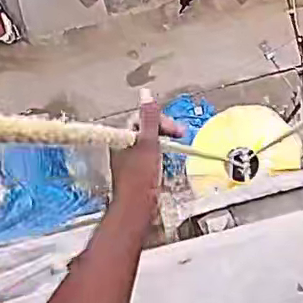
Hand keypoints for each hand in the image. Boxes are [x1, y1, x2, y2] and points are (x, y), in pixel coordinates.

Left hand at [109, 89, 186, 204]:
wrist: (137, 208)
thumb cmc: (140, 178)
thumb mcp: (148, 143)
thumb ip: (149, 118)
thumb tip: (146, 94)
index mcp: (122, 137)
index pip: (141, 118)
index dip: (159, 120)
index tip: (174, 130)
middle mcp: (123, 146)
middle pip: (145, 129)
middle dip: (164, 130)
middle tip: (179, 135)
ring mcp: (129, 159)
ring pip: (148, 142)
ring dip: (163, 142)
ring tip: (175, 146)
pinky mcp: (137, 171)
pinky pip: (150, 155)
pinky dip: (160, 154)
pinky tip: (165, 161)